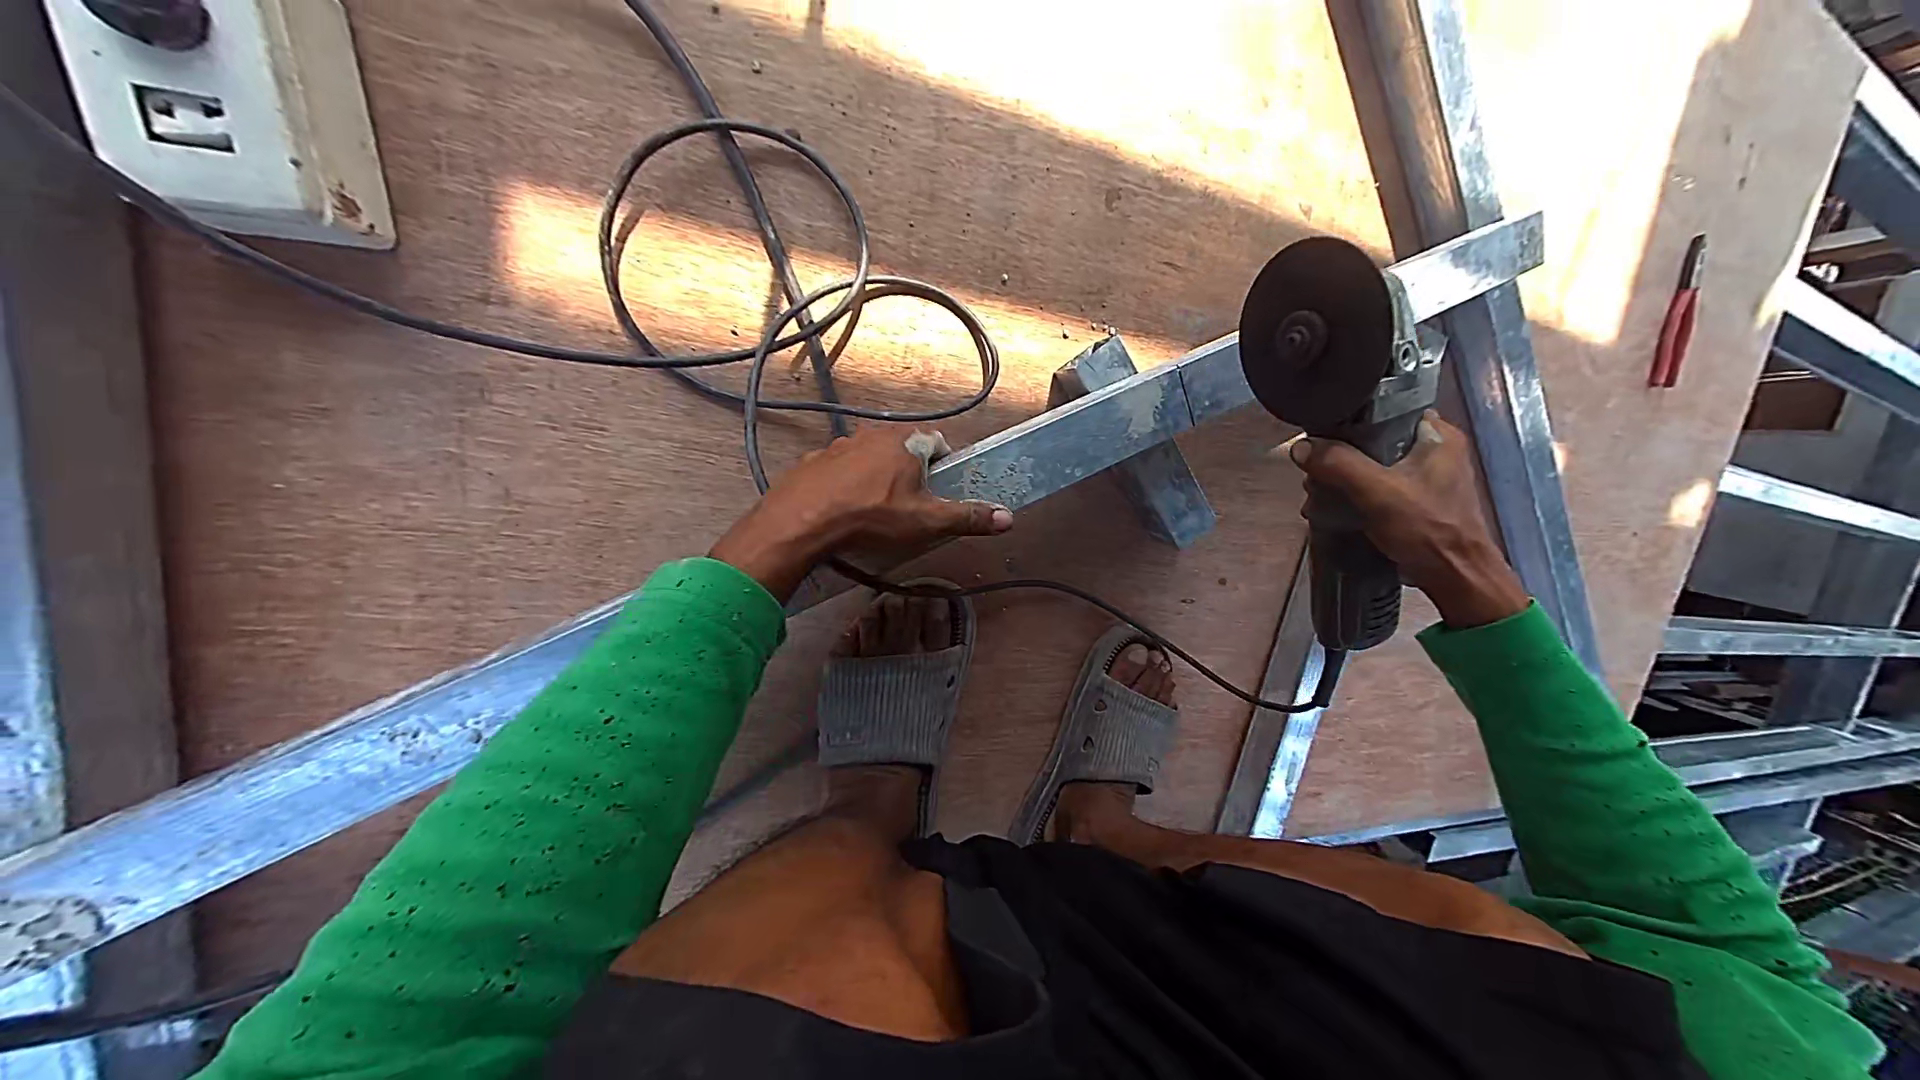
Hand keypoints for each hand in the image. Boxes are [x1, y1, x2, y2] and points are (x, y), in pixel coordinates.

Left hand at [710, 425, 1012, 599]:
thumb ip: (968, 517)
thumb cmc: (872, 517)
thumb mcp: (927, 522)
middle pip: (904, 450)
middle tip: (911, 508)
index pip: (939, 443)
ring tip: (876, 513)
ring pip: (871, 460)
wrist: (802, 522)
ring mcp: (840, 445)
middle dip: (912, 475)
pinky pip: (841, 472)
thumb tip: (1008, 517)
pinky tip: (844, 512)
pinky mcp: (815, 461)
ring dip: (878, 479)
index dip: (945, 467)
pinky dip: (847, 486)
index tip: (941, 492)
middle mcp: (873, 434)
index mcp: (906, 441)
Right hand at [1289, 413, 1528, 627]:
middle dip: (1339, 458)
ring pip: (1370, 464)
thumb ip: (1338, 464)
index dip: (1350, 422)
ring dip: (1342, 479)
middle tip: (1319, 476)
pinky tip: (1336, 506)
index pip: (1385, 411)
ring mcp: (1425, 477)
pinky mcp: (1415, 500)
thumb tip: (1300, 447)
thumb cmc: (1426, 528)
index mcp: (1438, 435)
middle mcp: (1435, 450)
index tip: (1322, 439)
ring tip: (1322, 494)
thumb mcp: (1376, 491)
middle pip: (1372, 440)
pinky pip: (1375, 486)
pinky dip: (1354, 494)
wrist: (1454, 577)